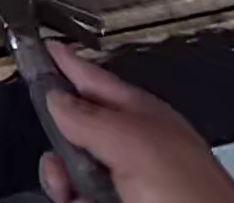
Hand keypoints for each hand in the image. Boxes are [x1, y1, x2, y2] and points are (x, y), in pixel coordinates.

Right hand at [39, 42, 233, 202]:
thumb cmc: (192, 198)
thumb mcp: (136, 146)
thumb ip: (92, 119)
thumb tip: (56, 96)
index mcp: (139, 116)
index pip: (93, 77)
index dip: (65, 61)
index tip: (40, 46)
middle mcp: (132, 148)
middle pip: (77, 131)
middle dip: (59, 147)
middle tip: (58, 169)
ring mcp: (129, 184)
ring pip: (77, 174)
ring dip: (65, 184)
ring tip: (71, 195)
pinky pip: (83, 198)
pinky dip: (75, 200)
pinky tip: (77, 202)